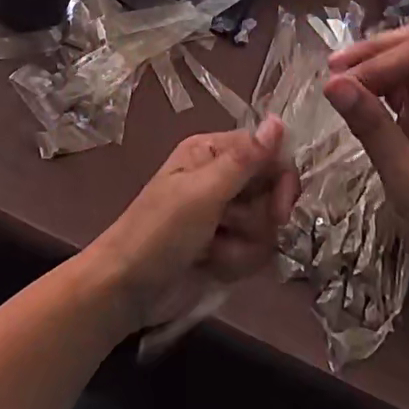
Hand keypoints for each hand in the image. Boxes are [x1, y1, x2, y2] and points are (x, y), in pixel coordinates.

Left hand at [86, 116, 298, 331]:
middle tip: (232, 227)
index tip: (279, 207)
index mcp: (211, 152)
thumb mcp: (203, 191)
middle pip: (271, 191)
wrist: (129, 287)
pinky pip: (256, 250)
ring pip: (267, 225)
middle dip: (257, 218)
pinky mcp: (227, 246)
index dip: (279, 178)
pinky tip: (212, 264)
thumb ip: (244, 160)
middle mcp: (220, 178)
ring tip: (212, 249)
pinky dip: (237, 261)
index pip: (267, 152)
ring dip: (243, 244)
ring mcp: (224, 214)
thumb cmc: (161, 231)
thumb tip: (278, 121)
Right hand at [322, 25, 408, 297]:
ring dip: (374, 65)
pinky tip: (353, 97)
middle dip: (375, 51)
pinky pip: (404, 92)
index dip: (376, 60)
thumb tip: (331, 83)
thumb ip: (371, 127)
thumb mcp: (407, 182)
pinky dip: (376, 87)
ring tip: (336, 81)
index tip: (336, 84)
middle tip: (332, 72)